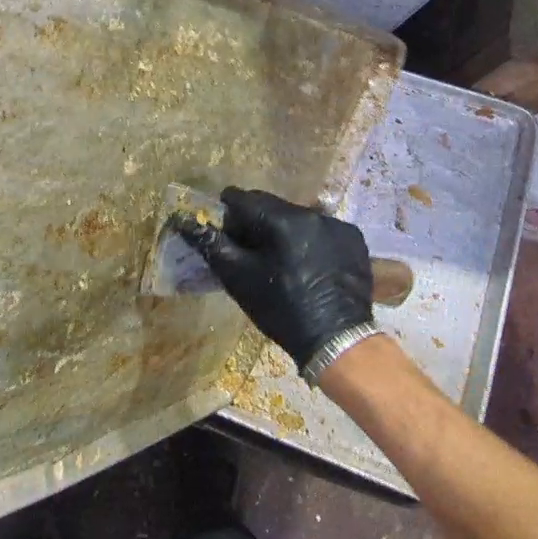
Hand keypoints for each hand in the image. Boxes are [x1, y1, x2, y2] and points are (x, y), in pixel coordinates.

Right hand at [177, 187, 373, 367]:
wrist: (336, 340)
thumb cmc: (281, 309)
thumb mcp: (239, 278)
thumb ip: (212, 244)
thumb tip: (183, 220)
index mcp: (281, 219)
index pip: (242, 198)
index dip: (228, 213)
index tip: (225, 233)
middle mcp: (311, 213)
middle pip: (271, 206)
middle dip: (256, 221)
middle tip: (249, 250)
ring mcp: (337, 225)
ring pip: (297, 217)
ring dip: (283, 230)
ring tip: (281, 260)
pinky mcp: (354, 240)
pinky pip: (321, 230)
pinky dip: (310, 240)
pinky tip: (308, 265)